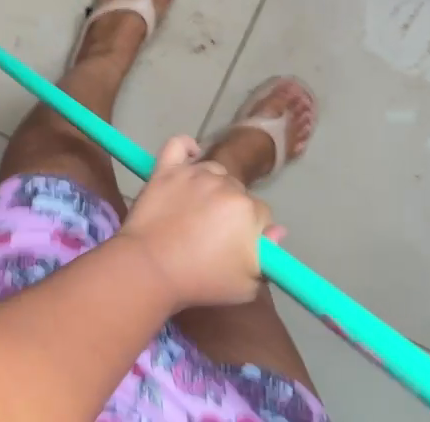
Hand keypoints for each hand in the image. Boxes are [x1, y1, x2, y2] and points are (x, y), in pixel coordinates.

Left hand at [116, 136, 281, 308]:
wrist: (151, 267)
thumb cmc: (202, 280)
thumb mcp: (247, 284)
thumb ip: (268, 256)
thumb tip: (277, 232)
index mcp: (247, 209)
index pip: (261, 213)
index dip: (250, 231)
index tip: (236, 246)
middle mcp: (223, 184)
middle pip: (237, 191)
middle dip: (230, 210)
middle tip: (213, 232)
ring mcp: (193, 173)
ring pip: (213, 170)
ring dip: (211, 185)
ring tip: (197, 208)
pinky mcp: (166, 169)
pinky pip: (179, 145)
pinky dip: (186, 148)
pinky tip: (190, 157)